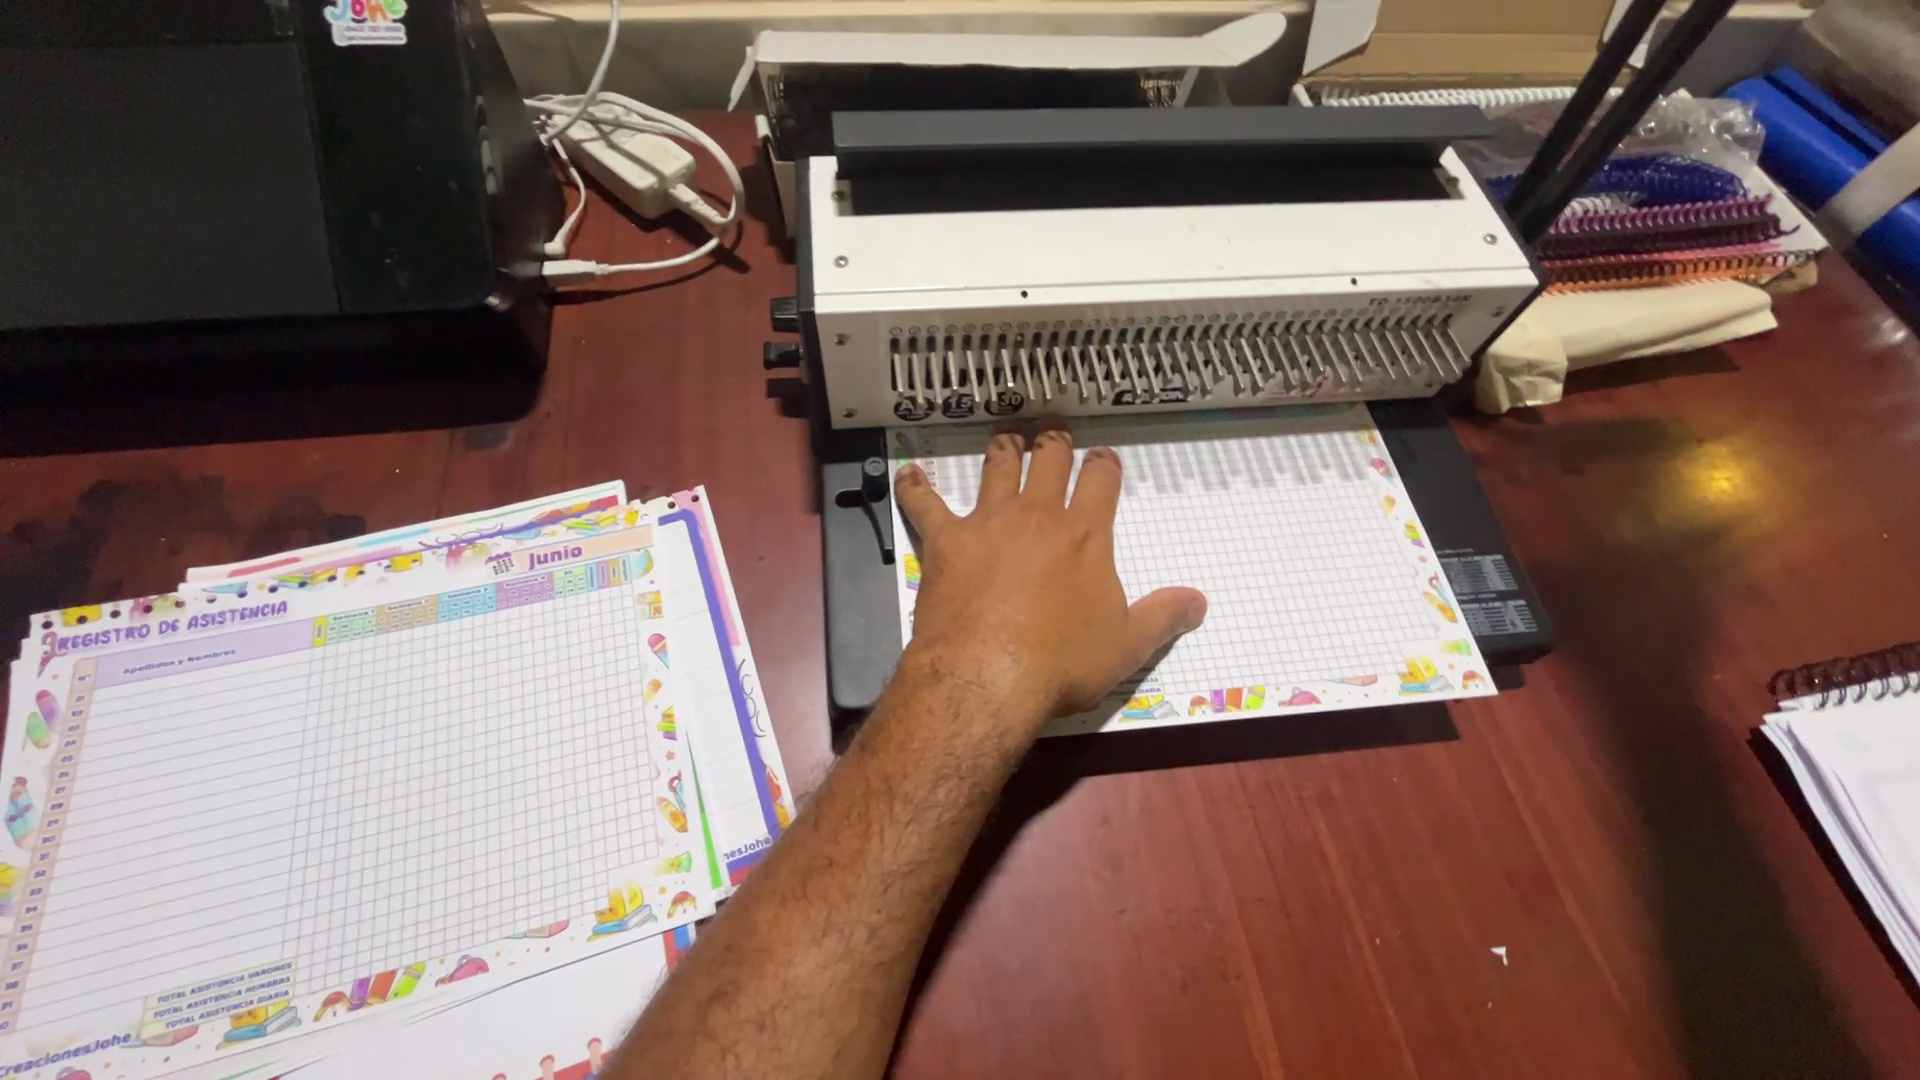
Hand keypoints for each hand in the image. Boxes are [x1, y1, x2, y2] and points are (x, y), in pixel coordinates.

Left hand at [894, 429, 1206, 726]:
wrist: (989, 674)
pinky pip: (926, 503)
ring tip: (1006, 438)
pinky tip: (909, 474)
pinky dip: (915, 487)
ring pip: (997, 467)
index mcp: (1085, 535)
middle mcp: (1037, 516)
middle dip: (1054, 443)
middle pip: (1048, 460)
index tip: (1103, 458)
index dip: (1104, 464)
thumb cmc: (1062, 662)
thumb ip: (1164, 617)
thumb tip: (1199, 600)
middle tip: (1053, 434)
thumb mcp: (1127, 647)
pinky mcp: (946, 540)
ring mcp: (988, 523)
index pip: (1100, 480)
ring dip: (1003, 450)